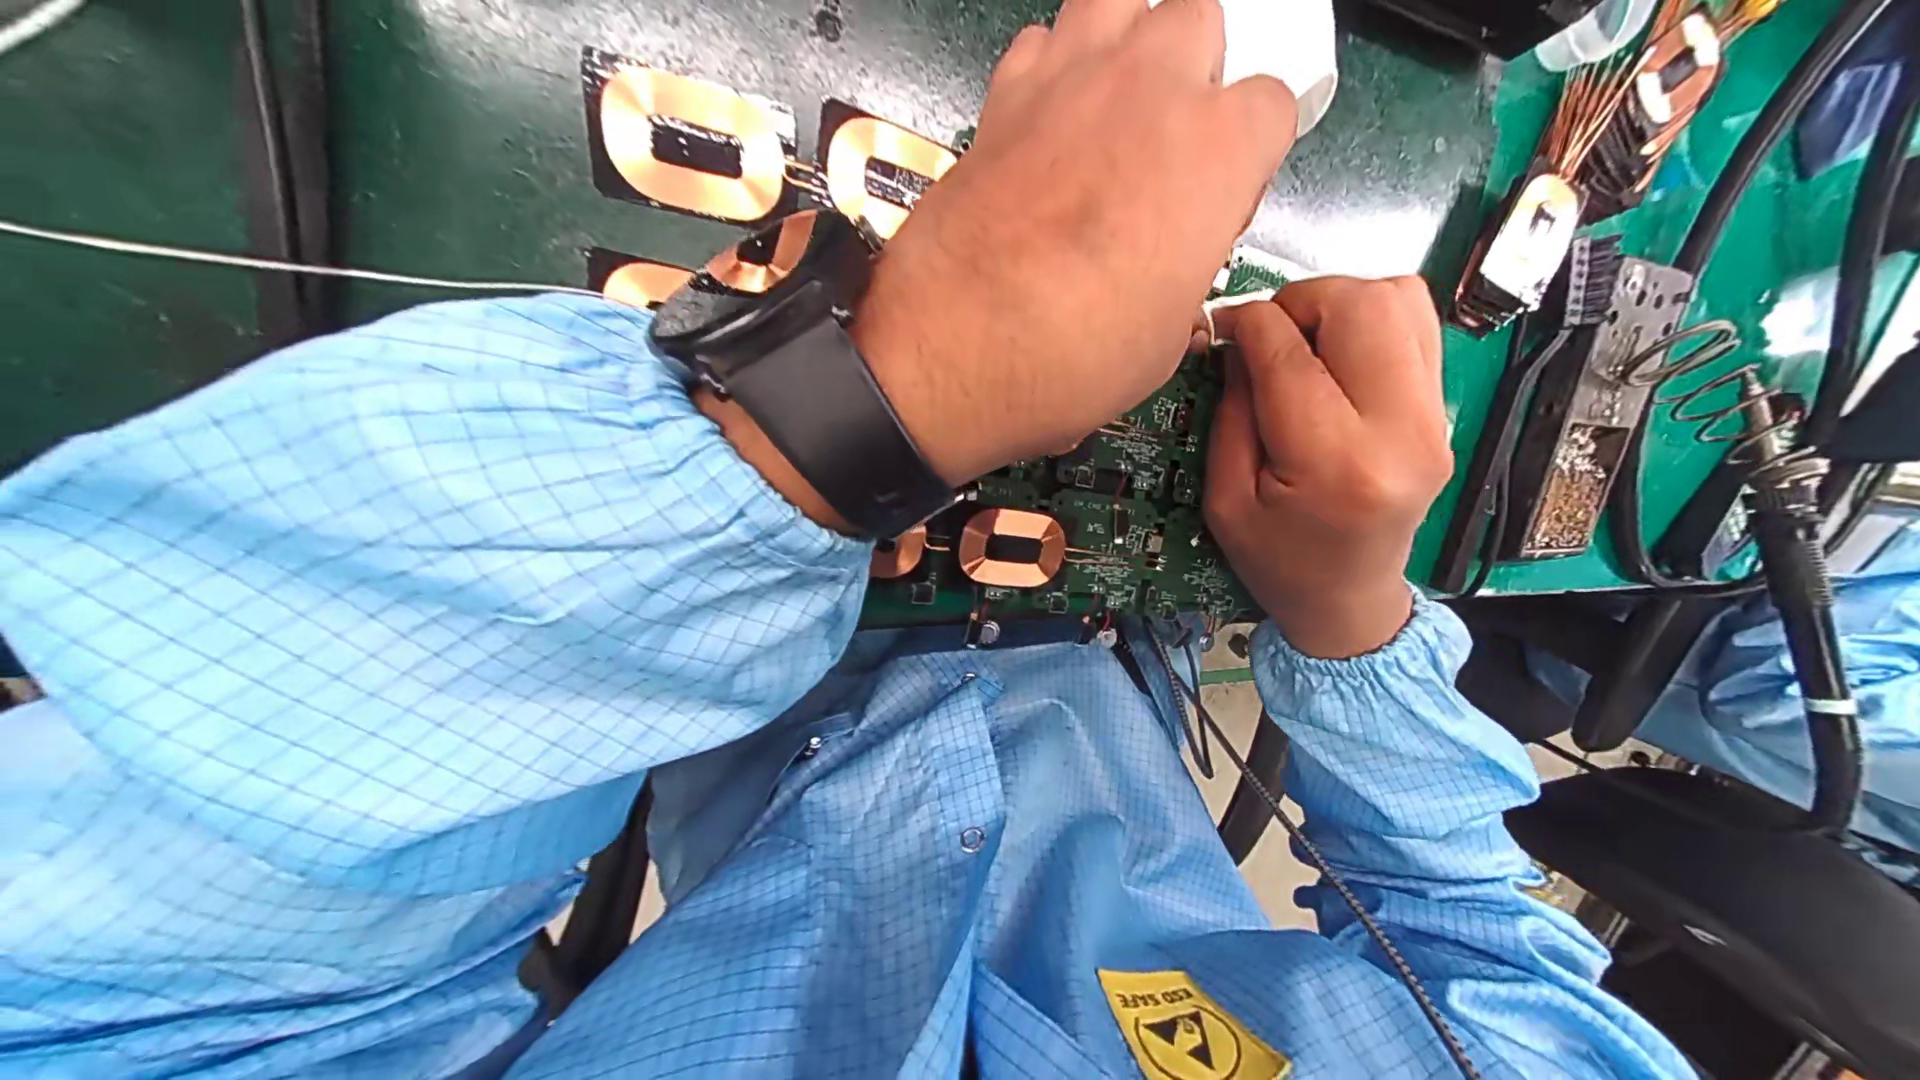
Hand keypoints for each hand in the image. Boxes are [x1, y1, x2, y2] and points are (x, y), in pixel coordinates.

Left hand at [853, 0, 1296, 483]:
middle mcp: (1149, 89)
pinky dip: (1052, 71)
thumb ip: (1186, 278)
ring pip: (1121, 5)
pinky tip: (1047, 126)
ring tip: (1113, 118)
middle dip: (1192, 85)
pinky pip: (1041, 44)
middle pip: (1199, 27)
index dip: (1246, 161)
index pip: (1273, 106)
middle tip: (1162, 157)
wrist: (952, 356)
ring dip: (1128, 50)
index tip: (1216, 205)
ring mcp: (1070, 82)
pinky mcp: (1002, 99)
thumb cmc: (1066, 362)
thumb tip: (1174, 274)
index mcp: (1216, 149)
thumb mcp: (1161, 345)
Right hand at [1204, 278, 1451, 658]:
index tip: (1220, 323)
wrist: (1349, 598)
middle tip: (1265, 332)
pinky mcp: (1442, 413)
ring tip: (1301, 339)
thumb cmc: (1276, 560)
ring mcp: (1433, 419)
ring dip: (1339, 303)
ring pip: (1401, 301)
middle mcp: (1400, 431)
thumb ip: (1232, 414)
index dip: (1247, 324)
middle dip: (1301, 299)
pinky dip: (1369, 320)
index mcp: (1333, 464)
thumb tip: (1237, 342)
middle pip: (1362, 307)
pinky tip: (1335, 353)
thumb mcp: (1224, 500)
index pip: (1290, 357)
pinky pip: (1417, 327)